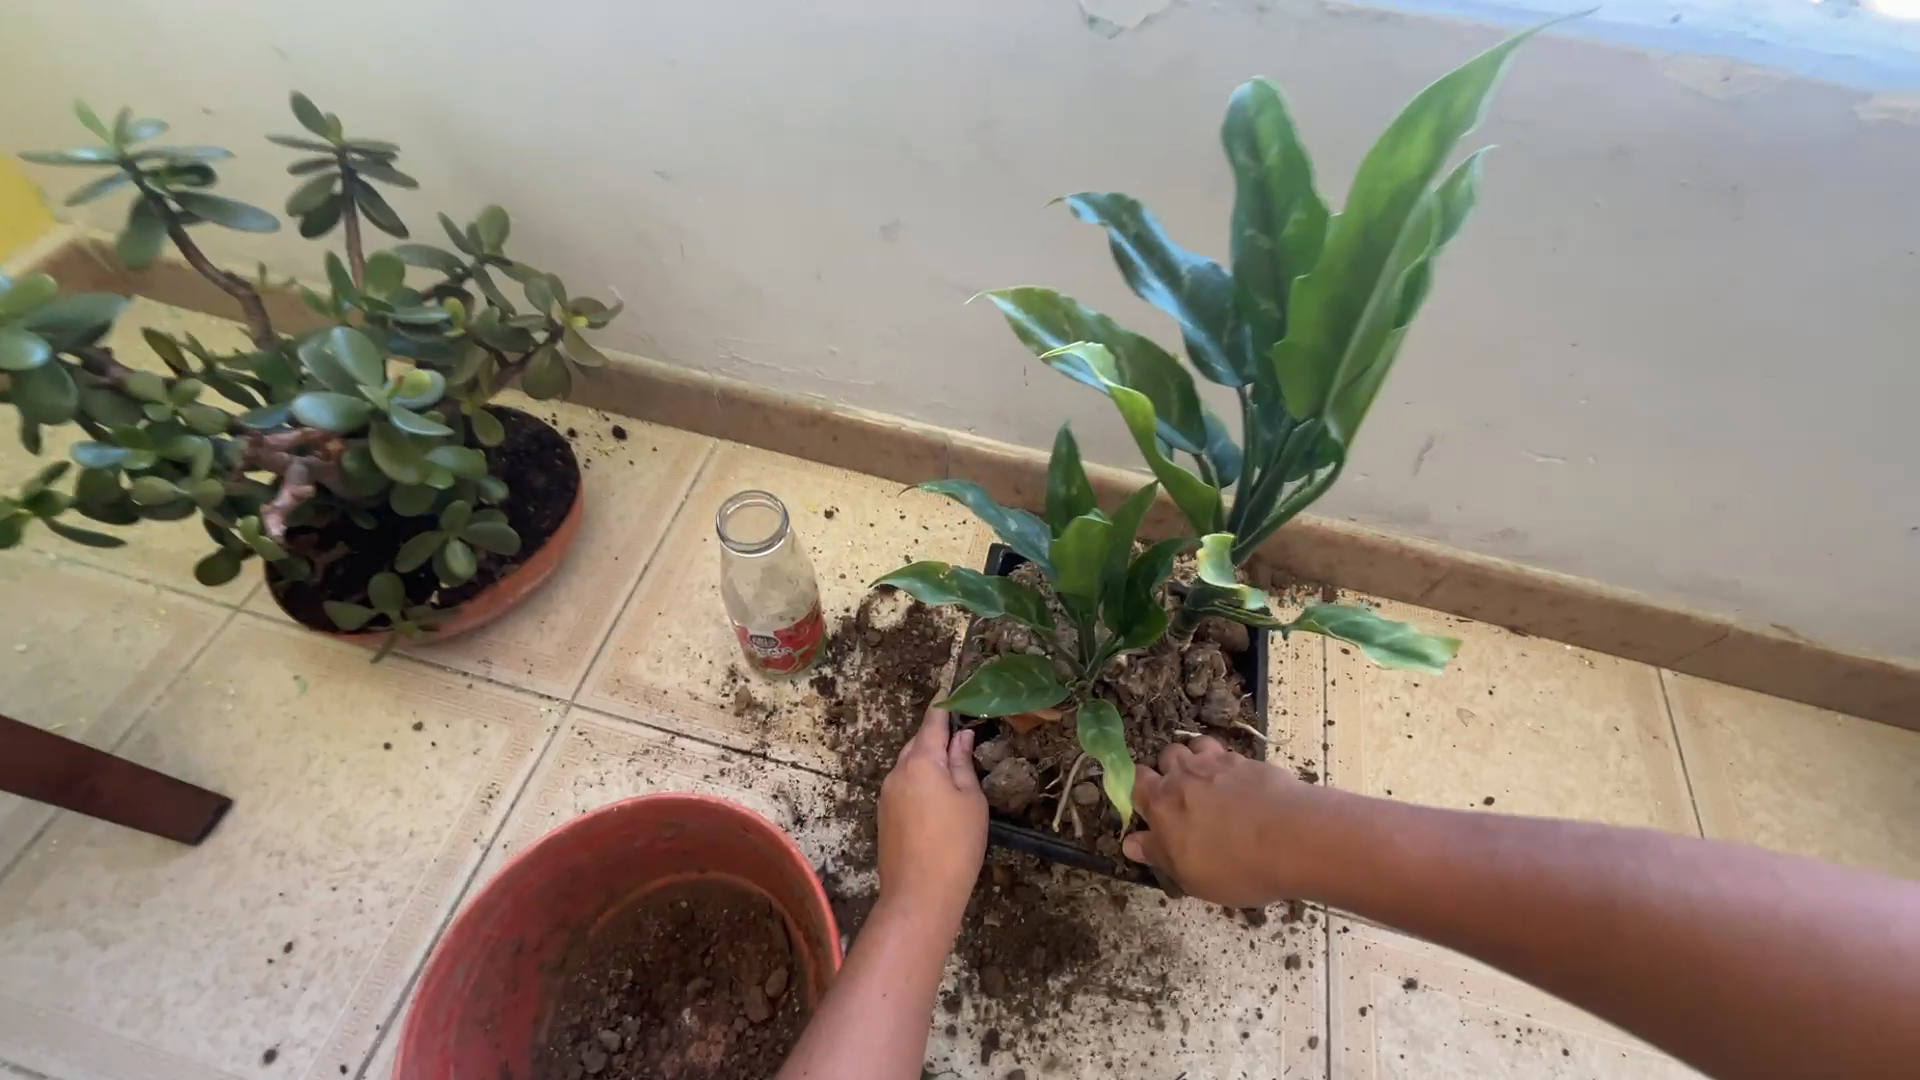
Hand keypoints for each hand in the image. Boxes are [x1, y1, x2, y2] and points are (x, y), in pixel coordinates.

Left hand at [877, 707, 986, 927]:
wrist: (919, 896)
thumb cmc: (956, 845)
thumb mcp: (971, 799)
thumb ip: (963, 763)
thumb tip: (961, 737)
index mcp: (921, 761)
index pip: (932, 722)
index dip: (943, 706)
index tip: (951, 691)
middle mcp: (897, 771)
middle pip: (917, 743)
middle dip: (936, 738)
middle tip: (961, 739)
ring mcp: (887, 794)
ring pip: (909, 766)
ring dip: (928, 762)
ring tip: (953, 774)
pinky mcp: (884, 815)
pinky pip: (903, 786)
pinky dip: (919, 782)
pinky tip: (937, 800)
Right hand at [1123, 736, 1314, 906]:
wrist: (1291, 838)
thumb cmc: (1233, 865)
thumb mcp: (1189, 875)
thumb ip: (1157, 854)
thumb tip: (1130, 844)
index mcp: (1161, 802)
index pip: (1136, 781)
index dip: (1139, 788)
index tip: (1147, 804)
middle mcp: (1184, 774)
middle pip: (1165, 757)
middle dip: (1169, 769)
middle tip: (1183, 794)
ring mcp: (1217, 763)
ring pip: (1195, 746)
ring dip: (1196, 758)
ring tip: (1209, 781)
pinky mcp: (1247, 760)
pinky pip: (1227, 753)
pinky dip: (1228, 763)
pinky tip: (1240, 784)